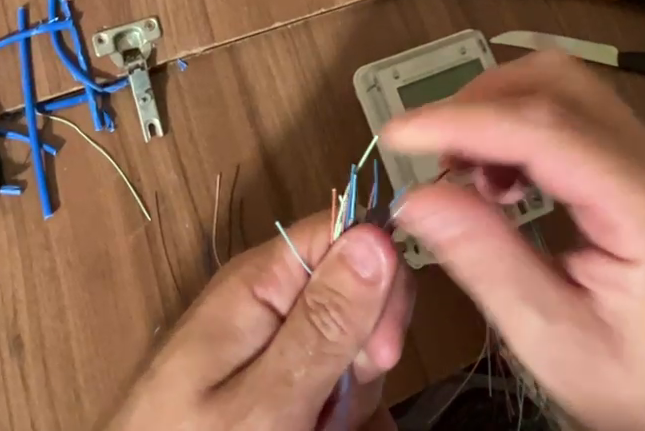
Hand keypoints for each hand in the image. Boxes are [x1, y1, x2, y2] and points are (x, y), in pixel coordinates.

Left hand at [99, 212, 414, 430]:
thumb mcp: (264, 402)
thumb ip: (323, 322)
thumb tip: (376, 234)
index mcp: (261, 281)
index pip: (347, 232)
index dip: (379, 280)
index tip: (383, 350)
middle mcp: (270, 298)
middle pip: (357, 294)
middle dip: (365, 352)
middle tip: (337, 410)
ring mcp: (274, 342)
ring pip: (353, 346)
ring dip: (353, 395)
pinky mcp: (278, 380)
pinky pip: (335, 383)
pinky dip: (340, 415)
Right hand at [383, 51, 644, 430]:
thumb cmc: (636, 382)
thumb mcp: (552, 341)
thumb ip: (486, 261)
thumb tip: (416, 197)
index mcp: (641, 207)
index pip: (544, 130)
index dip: (464, 121)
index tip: (399, 134)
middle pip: (556, 83)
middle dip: (480, 104)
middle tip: (437, 157)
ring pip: (561, 81)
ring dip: (499, 108)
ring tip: (470, 171)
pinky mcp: (634, 157)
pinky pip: (569, 106)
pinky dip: (519, 121)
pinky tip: (503, 176)